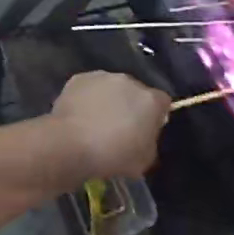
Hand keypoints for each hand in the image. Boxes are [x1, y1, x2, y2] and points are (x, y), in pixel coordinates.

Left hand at [49, 71, 170, 179]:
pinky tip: (80, 113)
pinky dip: (87, 96)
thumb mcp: (146, 158)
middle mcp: (128, 81)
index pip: (162, 102)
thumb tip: (142, 134)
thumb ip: (149, 139)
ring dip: (108, 98)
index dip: (155, 115)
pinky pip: (89, 87)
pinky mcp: (78, 78)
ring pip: (111, 86)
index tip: (146, 128)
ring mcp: (101, 76)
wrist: (71, 143)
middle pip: (135, 91)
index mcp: (150, 100)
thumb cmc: (114, 155)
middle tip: (120, 124)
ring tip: (96, 118)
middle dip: (131, 104)